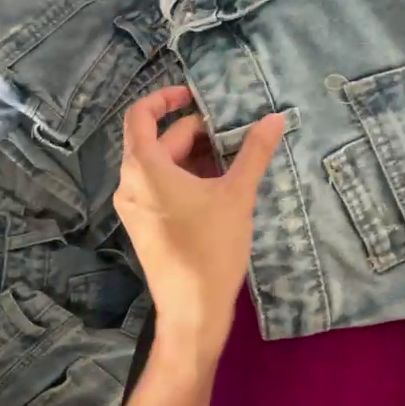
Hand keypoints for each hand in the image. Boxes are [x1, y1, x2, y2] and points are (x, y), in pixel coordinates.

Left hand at [114, 86, 285, 362]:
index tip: (196, 95)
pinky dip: (186, 177)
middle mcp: (130, 183)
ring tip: (232, 157)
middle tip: (232, 132)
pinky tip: (219, 185)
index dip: (165, 97)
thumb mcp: (237, 195)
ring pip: (161, 166)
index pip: (140, 115)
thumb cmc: (211, 248)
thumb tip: (274, 117)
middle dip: (194, 131)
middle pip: (157, 140)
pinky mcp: (144, 226)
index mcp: (144, 168)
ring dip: (193, 155)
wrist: (192, 311)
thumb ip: (254, 152)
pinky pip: (160, 187)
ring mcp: (134, 207)